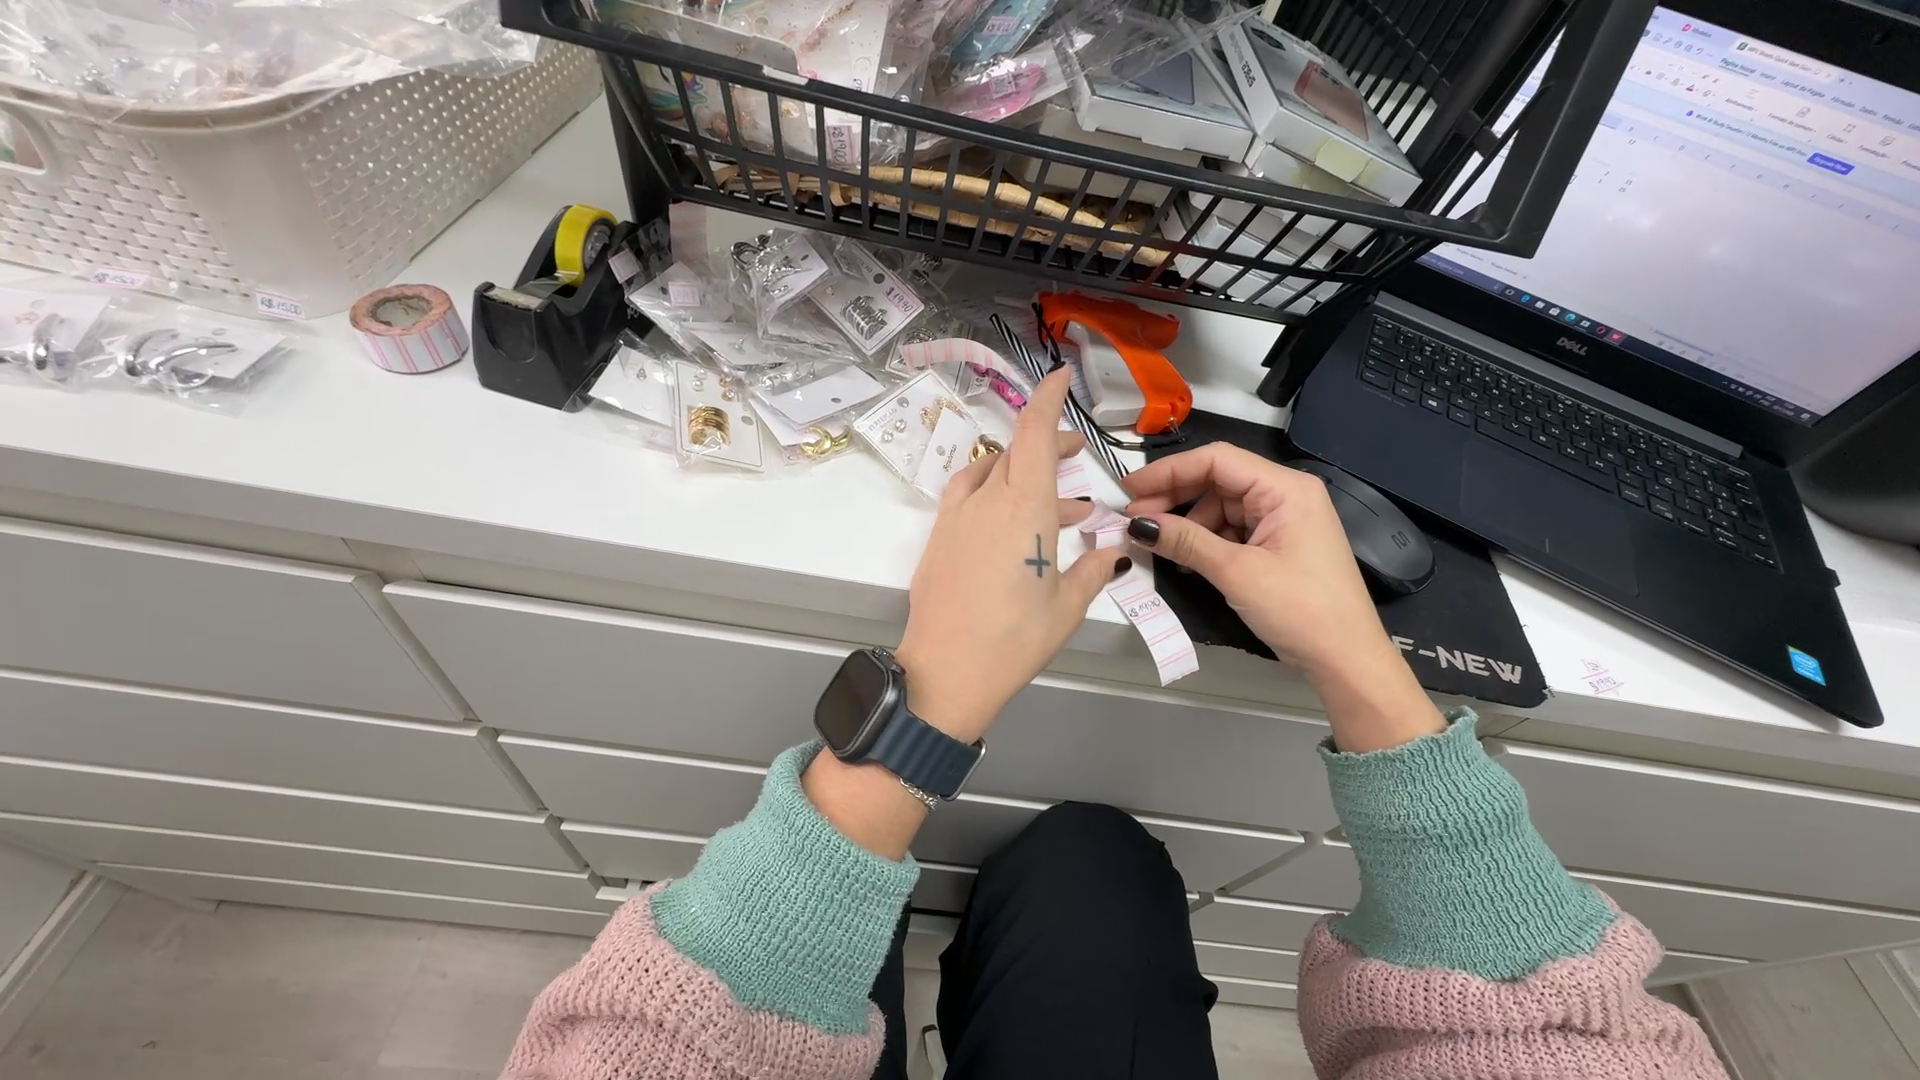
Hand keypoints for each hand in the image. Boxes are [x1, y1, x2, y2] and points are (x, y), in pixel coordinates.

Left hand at [894, 368, 1130, 742]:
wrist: (944, 673)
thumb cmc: (1014, 640)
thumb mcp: (1066, 607)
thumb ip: (1093, 569)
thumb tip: (1114, 550)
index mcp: (1023, 508)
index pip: (1034, 434)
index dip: (1048, 399)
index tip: (1061, 377)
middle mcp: (986, 502)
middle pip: (1016, 451)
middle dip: (1048, 445)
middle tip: (1077, 459)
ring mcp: (956, 518)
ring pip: (992, 472)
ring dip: (1023, 472)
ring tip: (1057, 504)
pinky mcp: (939, 538)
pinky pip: (969, 496)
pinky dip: (995, 491)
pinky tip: (1011, 520)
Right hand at [1122, 443, 1442, 751]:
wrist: (1346, 660)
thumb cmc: (1302, 611)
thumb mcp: (1236, 573)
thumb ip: (1185, 541)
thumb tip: (1138, 525)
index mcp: (1286, 489)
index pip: (1216, 460)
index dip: (1168, 471)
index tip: (1129, 491)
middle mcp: (1286, 495)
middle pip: (1216, 480)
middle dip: (1173, 498)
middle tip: (1133, 520)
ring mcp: (1283, 520)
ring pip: (1219, 507)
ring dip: (1187, 524)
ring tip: (1158, 546)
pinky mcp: (1277, 544)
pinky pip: (1231, 530)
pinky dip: (1204, 541)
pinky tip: (1185, 558)